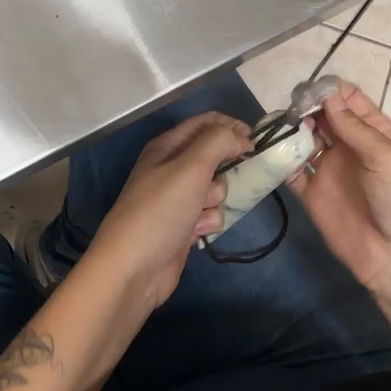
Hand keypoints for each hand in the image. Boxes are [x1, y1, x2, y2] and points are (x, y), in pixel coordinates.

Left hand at [82, 112, 252, 308]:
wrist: (135, 268)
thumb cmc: (161, 211)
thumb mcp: (190, 167)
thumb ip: (219, 142)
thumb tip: (241, 137)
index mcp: (167, 146)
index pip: (206, 123)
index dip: (232, 127)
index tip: (255, 142)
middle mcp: (172, 168)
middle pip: (216, 156)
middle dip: (225, 169)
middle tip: (231, 177)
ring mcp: (179, 199)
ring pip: (217, 187)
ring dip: (215, 199)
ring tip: (200, 211)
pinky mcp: (185, 225)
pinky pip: (211, 214)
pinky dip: (208, 222)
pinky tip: (196, 232)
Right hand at [286, 80, 390, 295]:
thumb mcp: (387, 158)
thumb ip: (356, 128)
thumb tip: (328, 97)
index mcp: (377, 134)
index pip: (350, 101)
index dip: (330, 91)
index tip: (310, 90)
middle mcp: (351, 148)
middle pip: (323, 117)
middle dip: (306, 108)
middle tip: (290, 109)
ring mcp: (330, 171)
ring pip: (304, 140)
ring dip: (290, 130)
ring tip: (278, 127)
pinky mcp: (312, 194)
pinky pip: (291, 172)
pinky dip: (278, 160)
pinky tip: (268, 151)